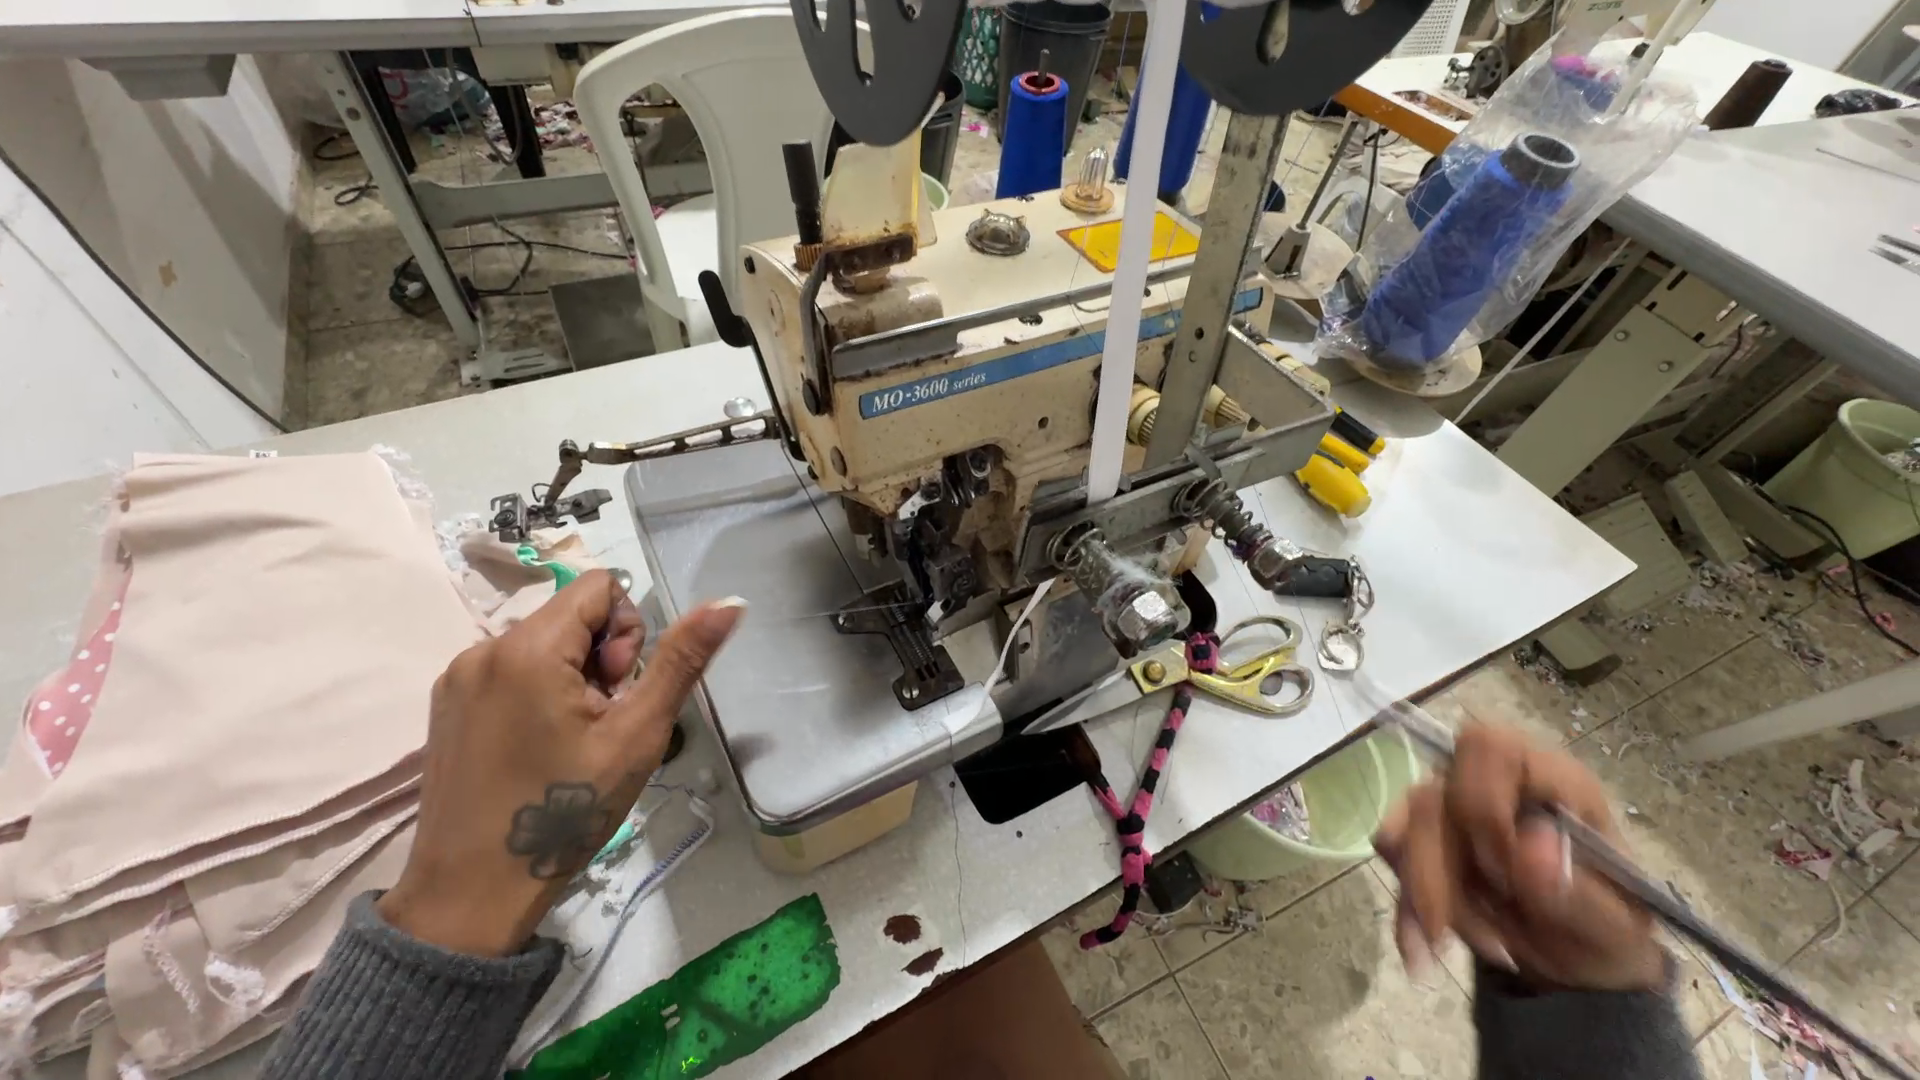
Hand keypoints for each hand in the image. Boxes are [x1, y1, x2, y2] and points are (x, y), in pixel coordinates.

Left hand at [378, 570, 744, 955]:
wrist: (471, 895)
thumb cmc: (567, 811)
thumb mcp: (638, 732)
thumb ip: (682, 659)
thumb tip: (729, 603)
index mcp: (528, 647)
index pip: (602, 587)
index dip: (628, 633)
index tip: (620, 692)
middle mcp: (483, 648)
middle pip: (573, 616)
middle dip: (603, 659)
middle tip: (602, 722)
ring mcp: (458, 677)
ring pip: (545, 644)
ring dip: (574, 678)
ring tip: (574, 741)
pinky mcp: (446, 706)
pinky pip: (512, 670)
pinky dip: (540, 693)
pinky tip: (542, 748)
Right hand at [1372, 723, 1665, 992]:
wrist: (1576, 962)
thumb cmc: (1607, 931)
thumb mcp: (1612, 926)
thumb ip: (1575, 887)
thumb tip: (1531, 839)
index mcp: (1545, 777)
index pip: (1486, 749)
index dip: (1480, 803)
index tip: (1505, 873)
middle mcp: (1486, 780)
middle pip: (1430, 798)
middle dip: (1446, 874)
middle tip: (1492, 936)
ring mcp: (1446, 806)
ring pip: (1403, 831)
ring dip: (1429, 899)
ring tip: (1476, 950)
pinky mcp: (1417, 837)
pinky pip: (1392, 863)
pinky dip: (1406, 912)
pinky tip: (1426, 953)